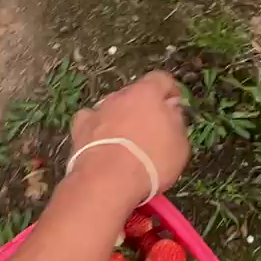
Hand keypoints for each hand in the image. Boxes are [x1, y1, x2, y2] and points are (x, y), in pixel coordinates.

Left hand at [68, 71, 190, 203]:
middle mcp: (120, 96)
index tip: (175, 106)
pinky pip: (91, 122)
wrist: (108, 181)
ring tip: (127, 142)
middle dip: (144, 108)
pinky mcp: (80, 128)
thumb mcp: (180, 145)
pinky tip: (102, 142)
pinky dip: (97, 129)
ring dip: (120, 118)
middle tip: (153, 130)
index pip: (161, 79)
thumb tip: (171, 109)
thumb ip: (177, 121)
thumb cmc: (151, 162)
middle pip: (135, 94)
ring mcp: (97, 111)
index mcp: (147, 93)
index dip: (170, 91)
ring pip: (113, 108)